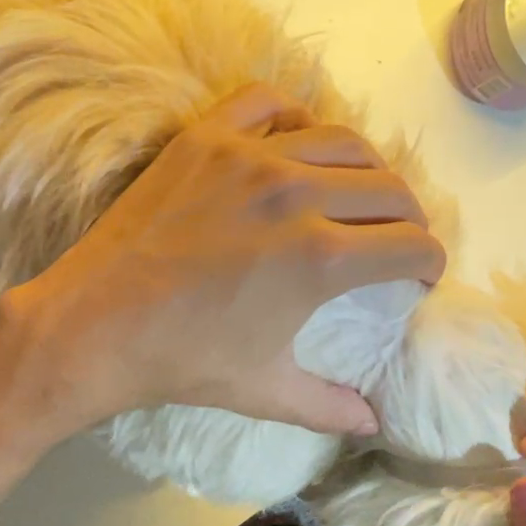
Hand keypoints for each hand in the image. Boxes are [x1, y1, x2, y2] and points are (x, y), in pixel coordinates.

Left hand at [0, 84, 446, 435]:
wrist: (97, 327)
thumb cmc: (183, 363)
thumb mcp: (265, 391)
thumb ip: (328, 407)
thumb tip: (373, 424)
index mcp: (321, 259)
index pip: (409, 243)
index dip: (429, 261)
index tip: (423, 274)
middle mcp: (297, 193)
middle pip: (388, 188)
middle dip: (409, 217)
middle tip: (398, 240)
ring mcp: (249, 156)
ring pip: (342, 140)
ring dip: (367, 168)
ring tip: (360, 194)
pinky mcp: (206, 137)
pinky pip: (270, 101)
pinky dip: (297, 117)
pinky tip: (297, 144)